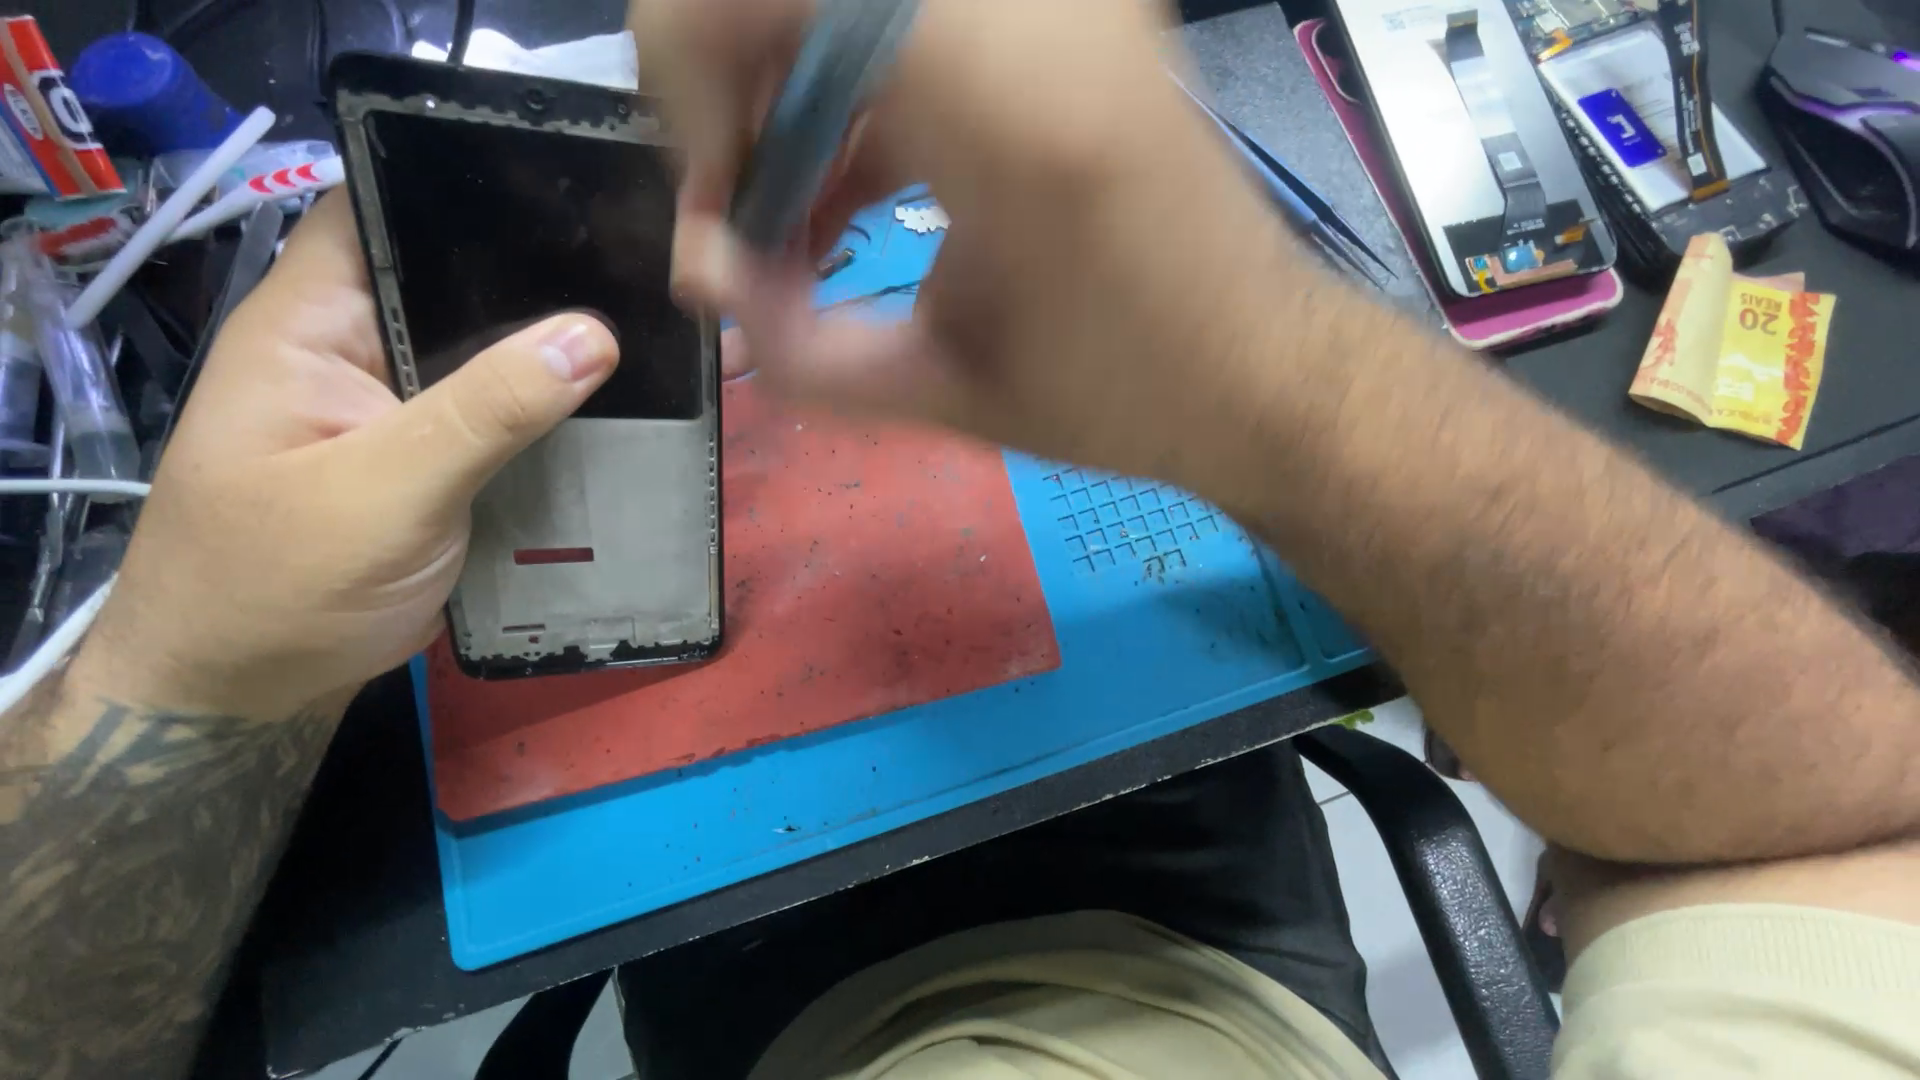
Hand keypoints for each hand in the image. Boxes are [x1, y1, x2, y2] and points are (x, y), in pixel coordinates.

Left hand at [70, 194, 619, 719]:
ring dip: (564, 349)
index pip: (390, 213)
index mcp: (315, 324)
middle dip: (548, 277)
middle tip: (651, 270)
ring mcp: (409, 407)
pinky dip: (562, 408)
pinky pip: (513, 413)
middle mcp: (365, 349)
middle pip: (462, 283)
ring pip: (497, 353)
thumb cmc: (282, 582)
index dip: (473, 190)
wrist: (256, 688)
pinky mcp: (445, 456)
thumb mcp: (382, 490)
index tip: (581, 196)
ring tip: (661, 327)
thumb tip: (594, 336)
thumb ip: (483, 411)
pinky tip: (627, 403)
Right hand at [634, 0, 1318, 485]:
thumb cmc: (1120, 397)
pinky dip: (856, 94)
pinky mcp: (1076, 16)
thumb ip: (799, 351)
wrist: (1257, 374)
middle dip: (737, 86)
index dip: (685, 69)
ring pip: (857, 6)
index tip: (713, 196)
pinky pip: (911, 23)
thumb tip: (707, 286)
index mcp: (1004, 101)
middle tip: (741, 209)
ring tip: (788, 222)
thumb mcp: (945, 392)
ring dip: (793, 95)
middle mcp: (1040, 11)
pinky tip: (847, 193)